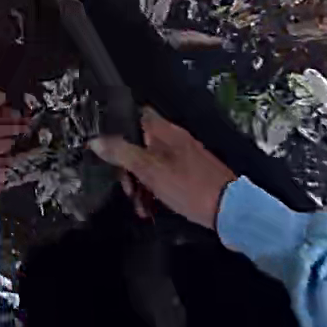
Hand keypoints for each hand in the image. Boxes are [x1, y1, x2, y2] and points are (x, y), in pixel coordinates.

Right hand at [88, 108, 237, 227]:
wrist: (232, 212)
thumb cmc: (188, 186)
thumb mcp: (148, 169)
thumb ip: (120, 152)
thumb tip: (94, 141)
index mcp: (162, 130)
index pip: (134, 114)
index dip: (116, 127)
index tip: (106, 147)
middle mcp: (173, 138)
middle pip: (138, 143)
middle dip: (126, 166)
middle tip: (126, 188)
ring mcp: (183, 156)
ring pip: (149, 162)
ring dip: (139, 183)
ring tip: (139, 205)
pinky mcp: (190, 173)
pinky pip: (163, 174)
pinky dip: (154, 188)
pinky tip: (151, 207)